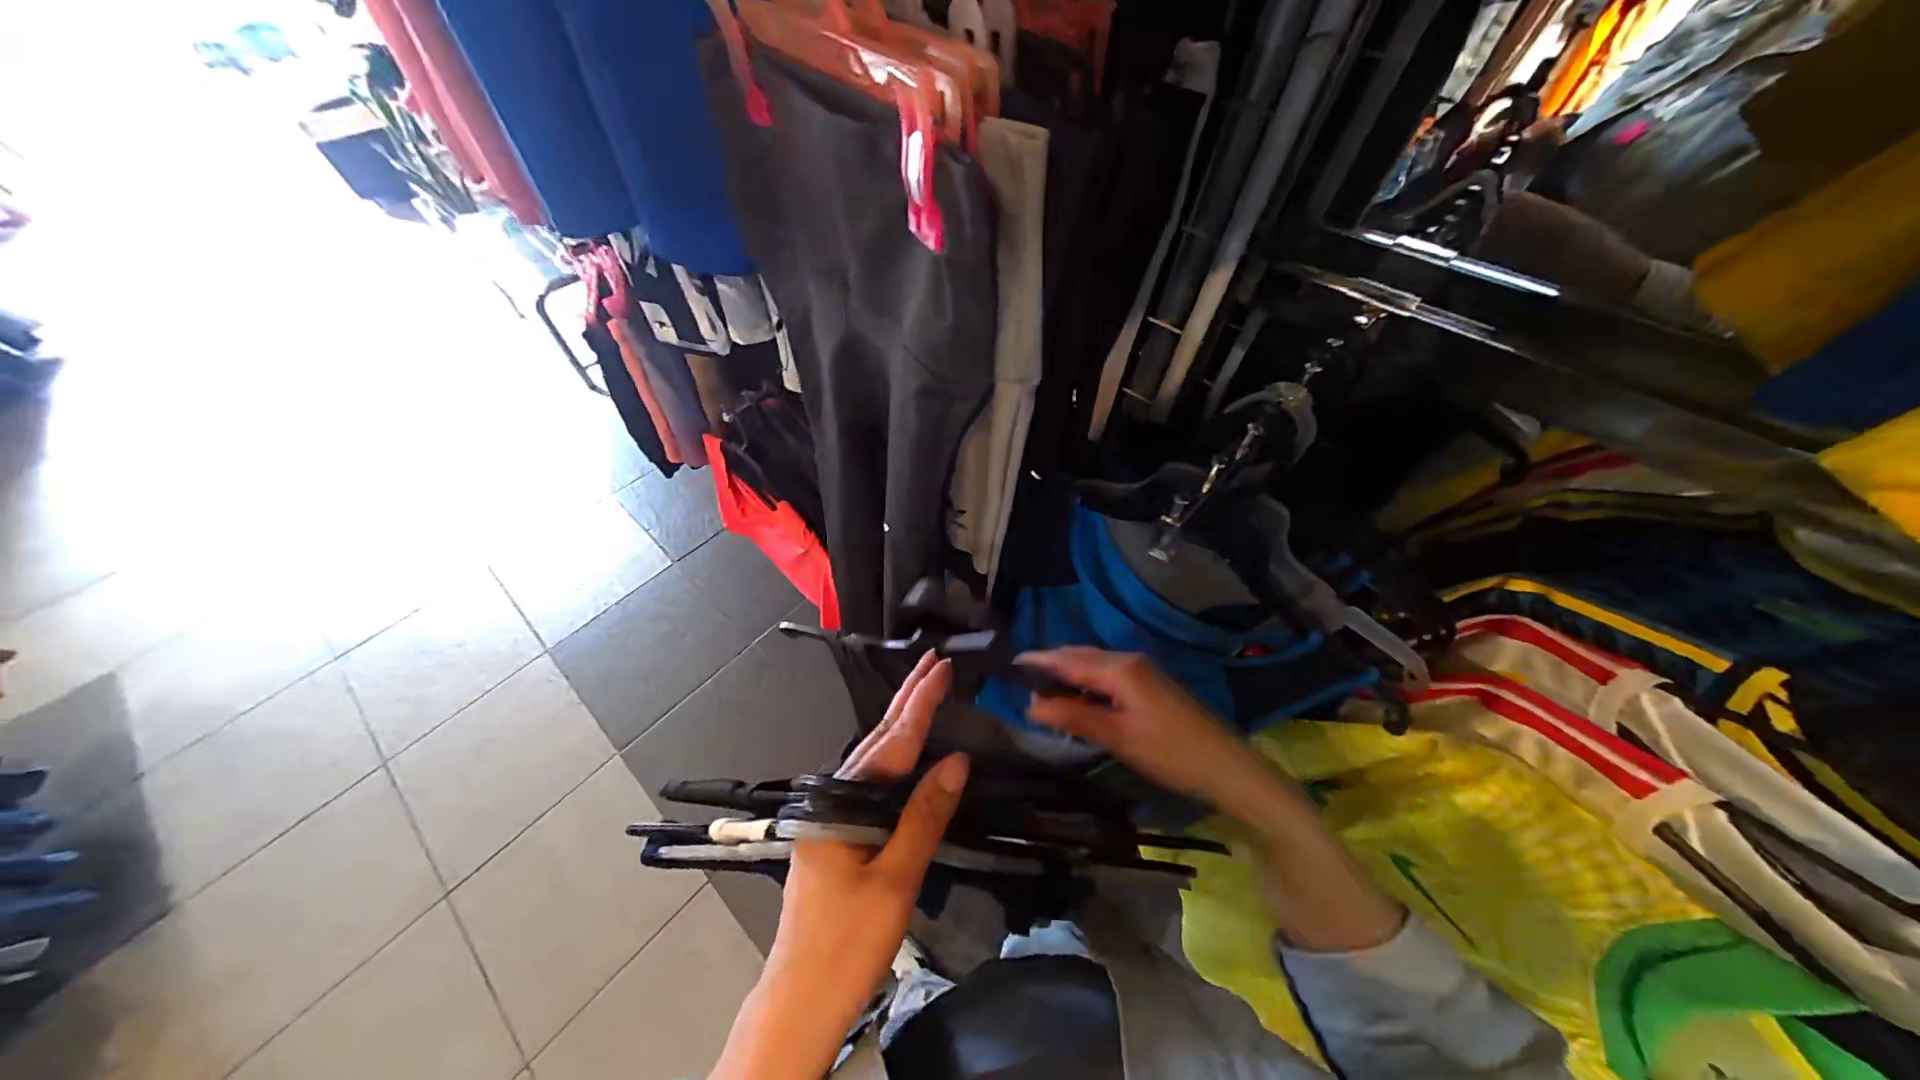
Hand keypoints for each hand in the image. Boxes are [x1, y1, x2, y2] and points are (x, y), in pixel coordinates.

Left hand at [713, 651, 968, 1079]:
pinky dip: (894, 759)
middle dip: (906, 701)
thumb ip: (923, 816)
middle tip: (933, 663)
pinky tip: (907, 755)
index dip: (920, 704)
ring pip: (871, 761)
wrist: (800, 999)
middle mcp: (831, 801)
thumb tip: (956, 762)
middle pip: (876, 742)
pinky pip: (870, 784)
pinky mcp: (837, 836)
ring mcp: (831, 818)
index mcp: (840, 804)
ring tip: (924, 693)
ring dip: (899, 725)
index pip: (892, 744)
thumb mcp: (894, 879)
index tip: (941, 667)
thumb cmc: (848, 942)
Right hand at [1019, 647, 1258, 805]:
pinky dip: (1087, 680)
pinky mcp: (1151, 683)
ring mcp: (1144, 670)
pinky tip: (1079, 697)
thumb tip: (1031, 704)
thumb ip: (1074, 717)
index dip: (1039, 661)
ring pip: (1096, 663)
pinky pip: (1109, 673)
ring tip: (1042, 686)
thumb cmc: (1171, 753)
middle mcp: (1130, 661)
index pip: (1069, 660)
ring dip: (1069, 671)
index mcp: (1120, 670)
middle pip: (1082, 656)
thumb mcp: (1118, 738)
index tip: (1010, 662)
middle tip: (1021, 676)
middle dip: (1052, 662)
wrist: (1227, 766)